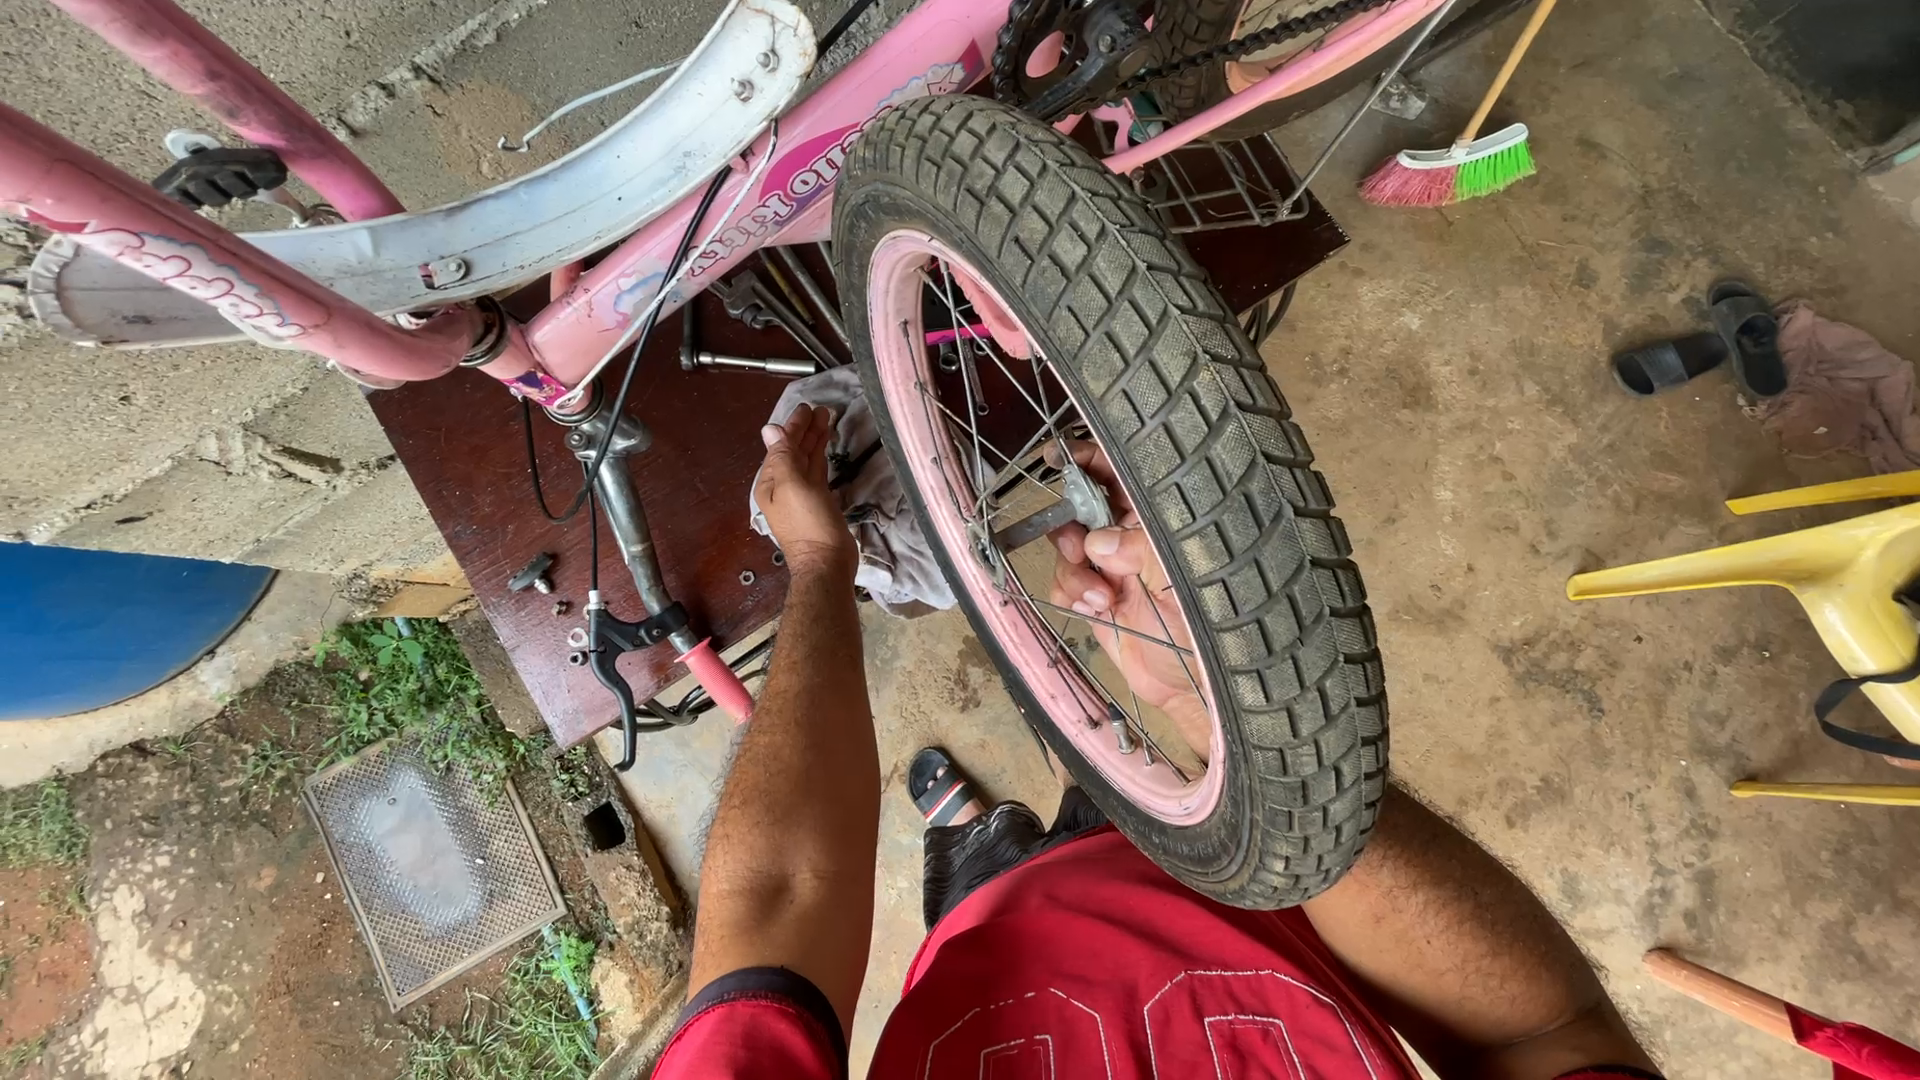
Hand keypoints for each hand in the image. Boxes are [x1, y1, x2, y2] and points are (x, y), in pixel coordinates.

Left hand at [756, 403, 856, 578]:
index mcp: (770, 483)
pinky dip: (820, 457)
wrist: (826, 564)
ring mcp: (801, 496)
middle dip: (806, 430)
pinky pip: (816, 472)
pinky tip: (825, 448)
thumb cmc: (809, 524)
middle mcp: (782, 487)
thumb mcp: (793, 486)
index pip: (782, 446)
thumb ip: (783, 457)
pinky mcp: (818, 504)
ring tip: (826, 420)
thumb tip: (769, 429)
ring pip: (806, 460)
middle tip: (821, 410)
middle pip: (794, 451)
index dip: (794, 426)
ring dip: (814, 440)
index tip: (807, 407)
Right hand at [1045, 442, 1211, 761]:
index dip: (1091, 460)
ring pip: (1069, 548)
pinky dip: (1070, 594)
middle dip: (1071, 522)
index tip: (1062, 457)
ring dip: (1074, 568)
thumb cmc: (1211, 630)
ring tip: (1099, 593)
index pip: (1122, 476)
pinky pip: (1064, 584)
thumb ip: (1143, 552)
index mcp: (1161, 523)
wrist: (1197, 688)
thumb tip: (1098, 541)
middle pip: (1084, 509)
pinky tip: (1096, 609)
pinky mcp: (1095, 601)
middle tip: (1078, 545)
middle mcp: (1134, 540)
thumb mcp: (1184, 582)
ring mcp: (1112, 570)